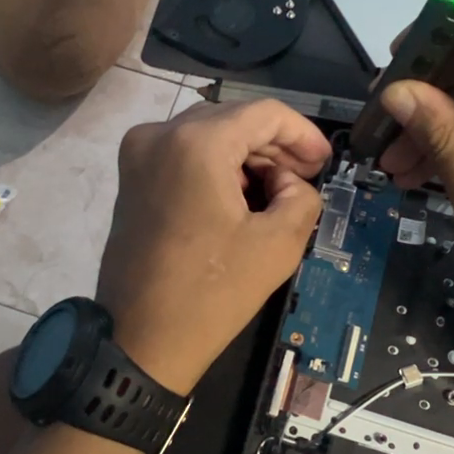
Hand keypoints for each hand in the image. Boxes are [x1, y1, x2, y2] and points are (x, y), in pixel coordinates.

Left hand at [97, 99, 330, 395]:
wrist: (140, 340)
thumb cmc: (211, 293)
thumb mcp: (278, 244)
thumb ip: (301, 196)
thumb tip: (290, 182)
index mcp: (196, 142)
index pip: (264, 113)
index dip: (303, 134)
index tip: (324, 164)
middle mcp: (159, 134)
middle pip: (233, 119)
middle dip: (274, 147)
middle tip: (304, 181)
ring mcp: (137, 155)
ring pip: (207, 135)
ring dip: (245, 157)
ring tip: (275, 194)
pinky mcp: (130, 178)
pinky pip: (183, 154)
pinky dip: (215, 167)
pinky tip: (238, 199)